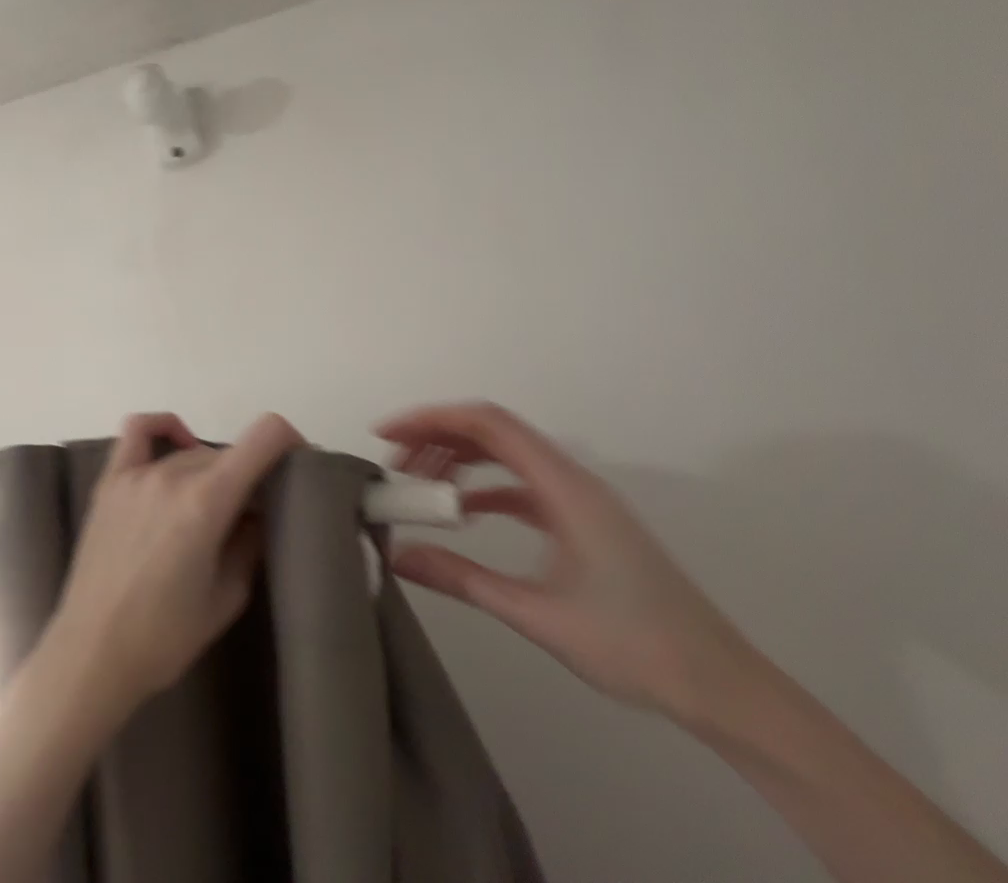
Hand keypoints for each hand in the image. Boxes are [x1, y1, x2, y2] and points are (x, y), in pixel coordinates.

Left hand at [45, 412, 305, 710]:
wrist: (93, 652)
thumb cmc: (165, 636)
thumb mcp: (227, 596)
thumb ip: (250, 544)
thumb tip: (257, 514)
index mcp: (207, 502)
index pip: (263, 438)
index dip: (290, 443)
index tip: (299, 467)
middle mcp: (171, 476)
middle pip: (227, 455)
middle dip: (251, 476)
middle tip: (255, 517)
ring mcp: (134, 476)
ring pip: (190, 454)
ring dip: (212, 471)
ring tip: (215, 506)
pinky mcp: (108, 484)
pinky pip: (137, 433)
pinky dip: (164, 428)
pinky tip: (179, 446)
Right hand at [377, 402, 760, 722]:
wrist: (717, 684)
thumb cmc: (633, 645)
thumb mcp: (534, 613)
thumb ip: (461, 578)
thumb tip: (395, 554)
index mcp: (567, 491)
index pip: (491, 426)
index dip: (432, 420)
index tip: (386, 435)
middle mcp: (575, 484)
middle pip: (496, 434)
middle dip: (437, 439)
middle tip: (391, 468)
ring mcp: (582, 504)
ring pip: (509, 458)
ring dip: (459, 462)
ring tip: (417, 488)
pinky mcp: (584, 526)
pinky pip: (523, 487)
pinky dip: (483, 489)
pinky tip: (461, 514)